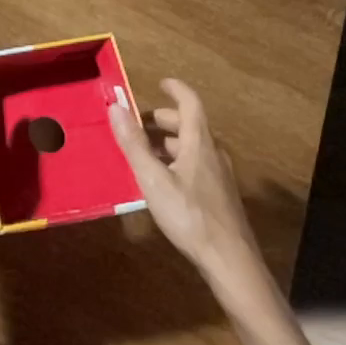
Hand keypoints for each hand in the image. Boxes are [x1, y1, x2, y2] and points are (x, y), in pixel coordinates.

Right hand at [108, 78, 258, 274]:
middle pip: (190, 125)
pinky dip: (178, 161)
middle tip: (139, 124)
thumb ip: (134, 144)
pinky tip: (163, 181)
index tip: (160, 83)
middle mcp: (213, 153)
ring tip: (145, 152)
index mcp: (199, 142)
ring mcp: (220, 176)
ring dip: (169, 143)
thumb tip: (115, 107)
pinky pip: (197, 165)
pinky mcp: (220, 196)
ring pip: (193, 147)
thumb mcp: (153, 179)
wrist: (230, 261)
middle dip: (164, 120)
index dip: (175, 89)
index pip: (190, 102)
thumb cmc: (190, 215)